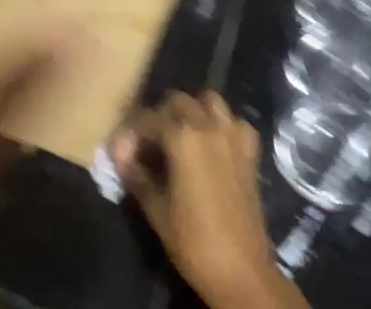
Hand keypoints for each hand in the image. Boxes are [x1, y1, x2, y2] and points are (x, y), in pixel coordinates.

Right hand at [117, 93, 306, 308]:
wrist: (240, 269)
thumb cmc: (192, 240)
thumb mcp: (155, 208)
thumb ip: (136, 175)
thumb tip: (120, 156)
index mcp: (183, 138)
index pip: (149, 119)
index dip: (133, 133)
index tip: (125, 151)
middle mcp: (209, 127)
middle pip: (178, 101)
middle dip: (161, 116)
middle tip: (150, 143)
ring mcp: (234, 136)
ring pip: (210, 102)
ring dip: (193, 112)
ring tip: (181, 136)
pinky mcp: (251, 152)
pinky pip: (235, 122)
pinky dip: (222, 125)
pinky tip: (213, 146)